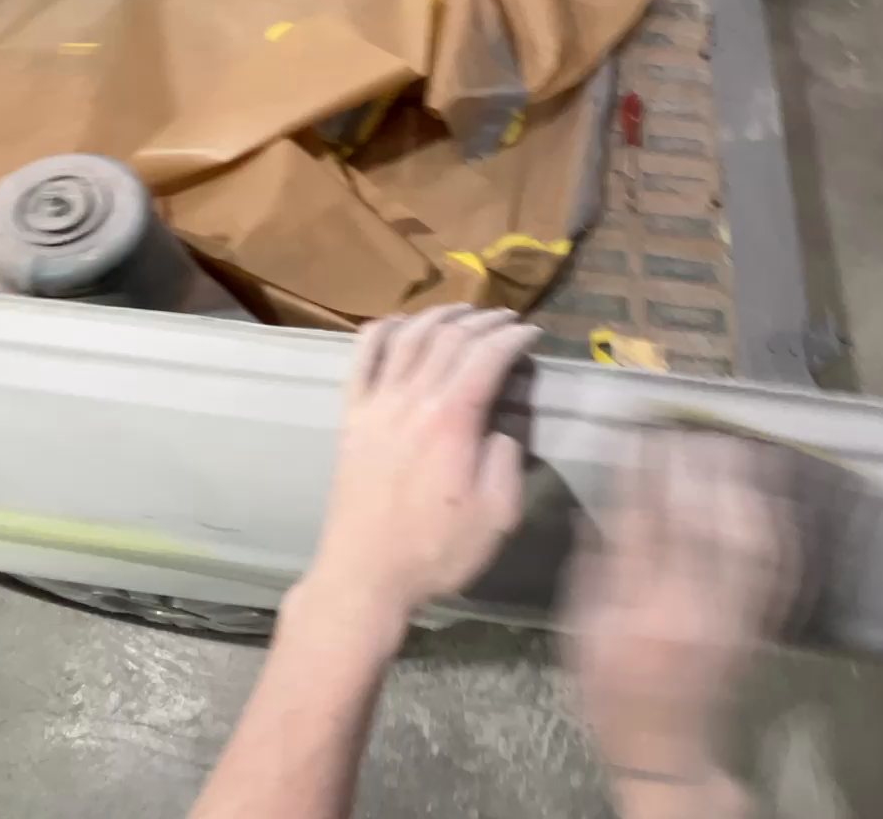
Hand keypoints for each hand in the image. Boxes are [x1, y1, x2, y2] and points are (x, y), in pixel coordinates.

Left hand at [297, 305, 542, 635]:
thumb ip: (506, 461)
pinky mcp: (352, 415)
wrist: (365, 572)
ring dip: (438, 316)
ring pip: (408, 338)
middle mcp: (413, 399)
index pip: (487, 356)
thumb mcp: (496, 516)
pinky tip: (395, 322)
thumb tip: (502, 425)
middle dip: (482, 320)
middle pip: (449, 338)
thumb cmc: (435, 551)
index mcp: (452, 420)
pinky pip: (361, 358)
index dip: (513, 337)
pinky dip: (380, 331)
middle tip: (505, 318)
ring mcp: (377, 403)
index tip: (531, 332)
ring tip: (461, 310)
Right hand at [563, 431, 794, 816]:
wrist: (669, 752)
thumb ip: (590, 569)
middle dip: (699, 468)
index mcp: (639, 610)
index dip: (643, 473)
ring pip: (750, 543)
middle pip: (704, 525)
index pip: (642, 524)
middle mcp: (692, 607)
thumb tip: (594, 509)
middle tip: (692, 425)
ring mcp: (735, 617)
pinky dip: (782, 527)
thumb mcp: (579, 631)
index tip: (641, 432)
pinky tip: (778, 493)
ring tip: (740, 442)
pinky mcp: (760, 626)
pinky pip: (780, 572)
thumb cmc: (610, 690)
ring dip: (748, 487)